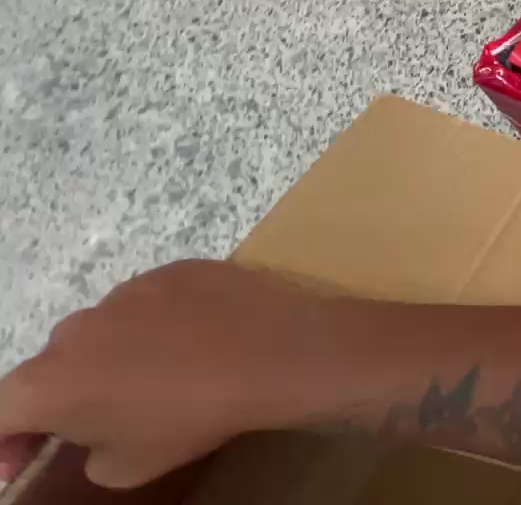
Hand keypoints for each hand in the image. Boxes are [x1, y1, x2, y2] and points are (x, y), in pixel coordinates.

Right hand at [0, 260, 347, 487]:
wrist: (281, 352)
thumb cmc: (197, 414)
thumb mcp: (121, 465)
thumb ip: (86, 448)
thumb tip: (98, 427)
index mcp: (41, 386)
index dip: (9, 441)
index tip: (32, 455)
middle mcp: (75, 329)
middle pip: (57, 364)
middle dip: (73, 389)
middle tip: (113, 407)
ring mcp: (133, 290)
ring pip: (111, 325)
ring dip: (123, 347)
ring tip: (169, 365)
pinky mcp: (183, 267)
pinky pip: (160, 297)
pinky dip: (169, 315)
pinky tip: (202, 331)